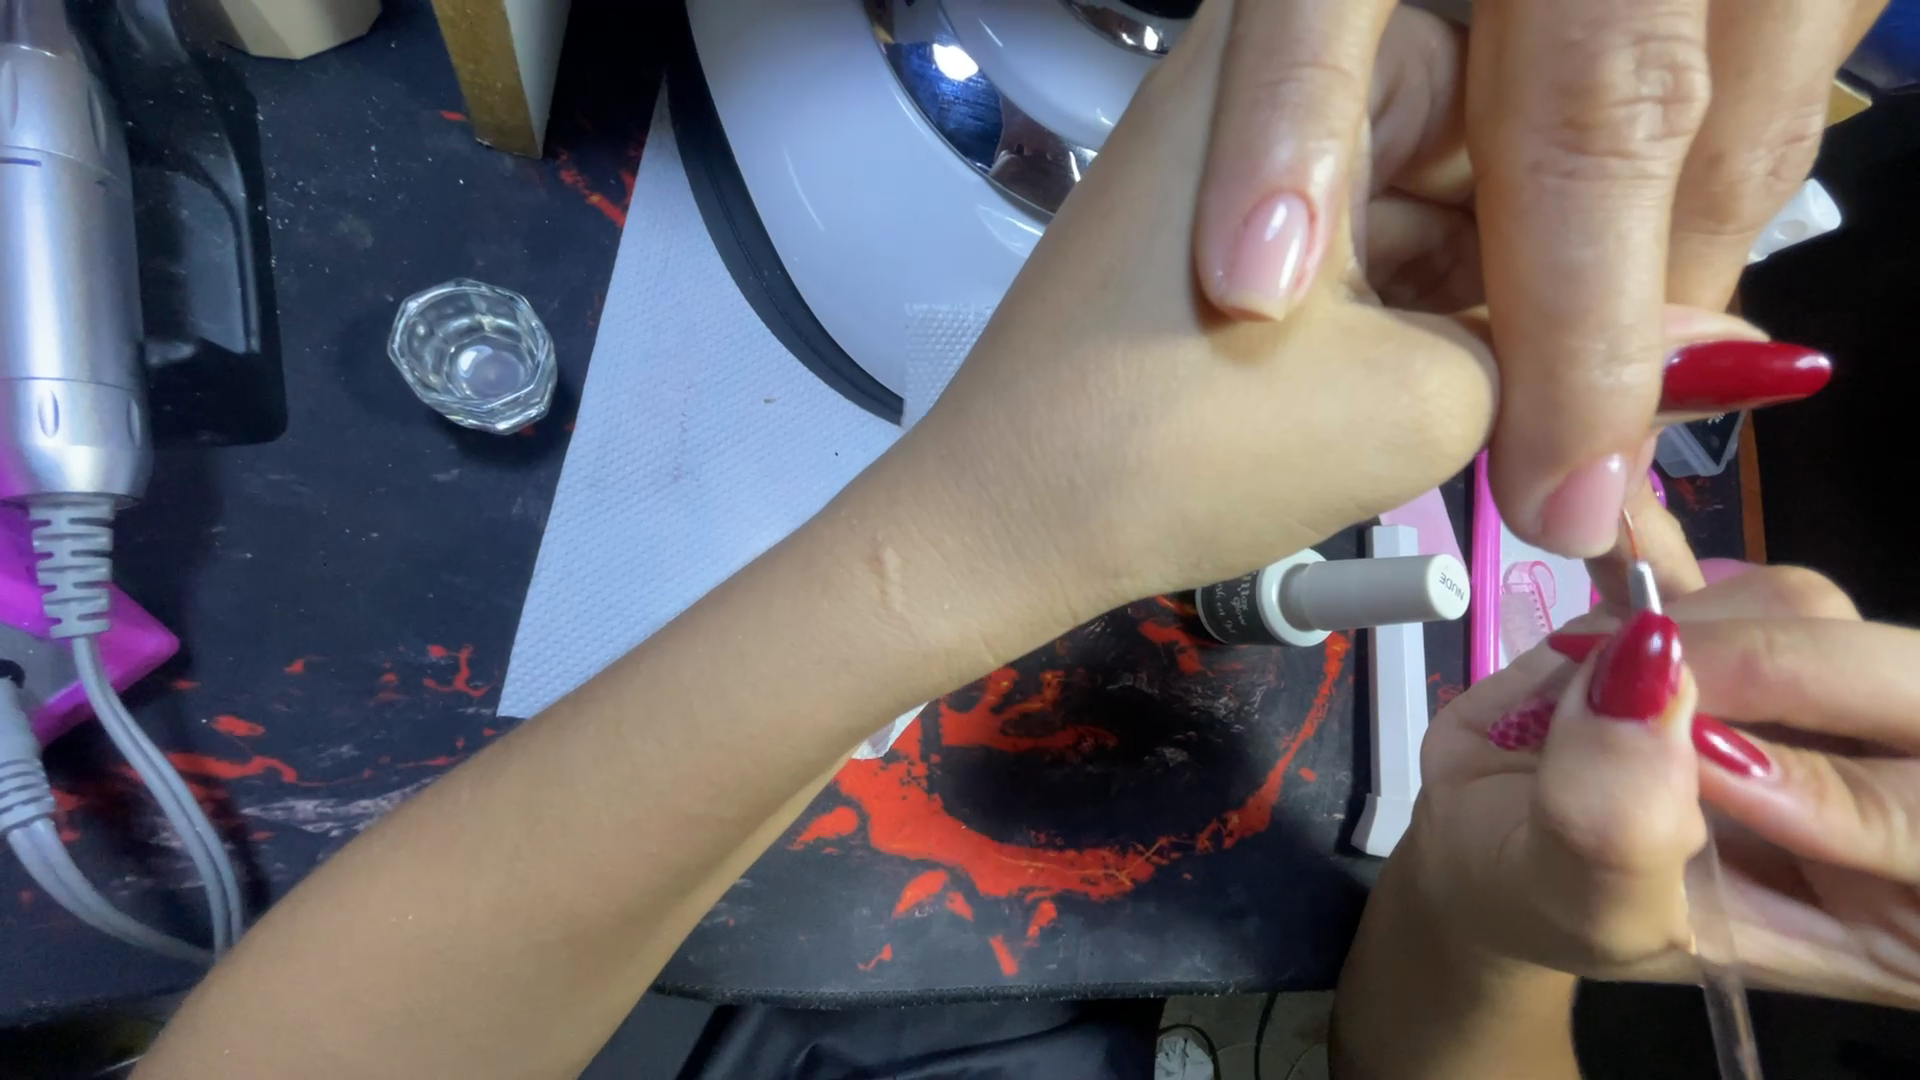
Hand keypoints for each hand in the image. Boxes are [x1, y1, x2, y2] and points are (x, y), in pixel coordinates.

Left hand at [889, 0, 1801, 627]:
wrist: (1000, 521)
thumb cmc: (1187, 448)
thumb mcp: (1404, 402)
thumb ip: (1546, 363)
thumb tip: (1667, 354)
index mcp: (1315, 54)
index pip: (1545, 116)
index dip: (1628, 243)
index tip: (1693, 347)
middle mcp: (1256, 90)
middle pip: (1467, 171)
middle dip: (1539, 288)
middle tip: (1614, 398)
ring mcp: (1215, 177)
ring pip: (1396, 234)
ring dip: (1466, 323)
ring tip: (1530, 420)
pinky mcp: (1187, 254)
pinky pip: (1327, 273)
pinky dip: (1387, 337)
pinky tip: (1432, 402)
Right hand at [1410, 564, 1919, 1008]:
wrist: (1476, 839)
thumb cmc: (1530, 897)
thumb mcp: (1584, 901)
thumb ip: (1617, 819)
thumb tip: (1642, 679)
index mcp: (1910, 899)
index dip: (1821, 779)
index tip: (1689, 769)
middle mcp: (1882, 782)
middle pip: (1892, 674)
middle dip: (1749, 671)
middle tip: (1619, 683)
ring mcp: (1796, 697)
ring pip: (1794, 604)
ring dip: (1668, 627)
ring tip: (1578, 684)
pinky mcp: (1709, 633)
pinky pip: (1704, 561)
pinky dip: (1649, 539)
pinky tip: (1610, 530)